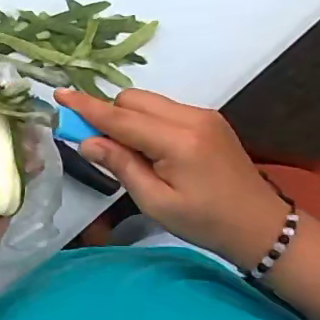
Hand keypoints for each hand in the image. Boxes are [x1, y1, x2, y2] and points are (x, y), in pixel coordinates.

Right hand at [56, 88, 291, 271]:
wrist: (260, 224)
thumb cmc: (205, 222)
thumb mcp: (156, 202)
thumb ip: (121, 166)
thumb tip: (87, 141)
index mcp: (178, 141)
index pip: (121, 118)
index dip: (87, 107)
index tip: (59, 94)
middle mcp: (191, 117)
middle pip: (133, 100)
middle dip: (108, 115)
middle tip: (95, 145)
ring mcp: (202, 115)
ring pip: (148, 102)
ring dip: (127, 118)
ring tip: (126, 153)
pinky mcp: (207, 119)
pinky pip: (164, 109)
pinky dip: (146, 121)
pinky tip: (149, 150)